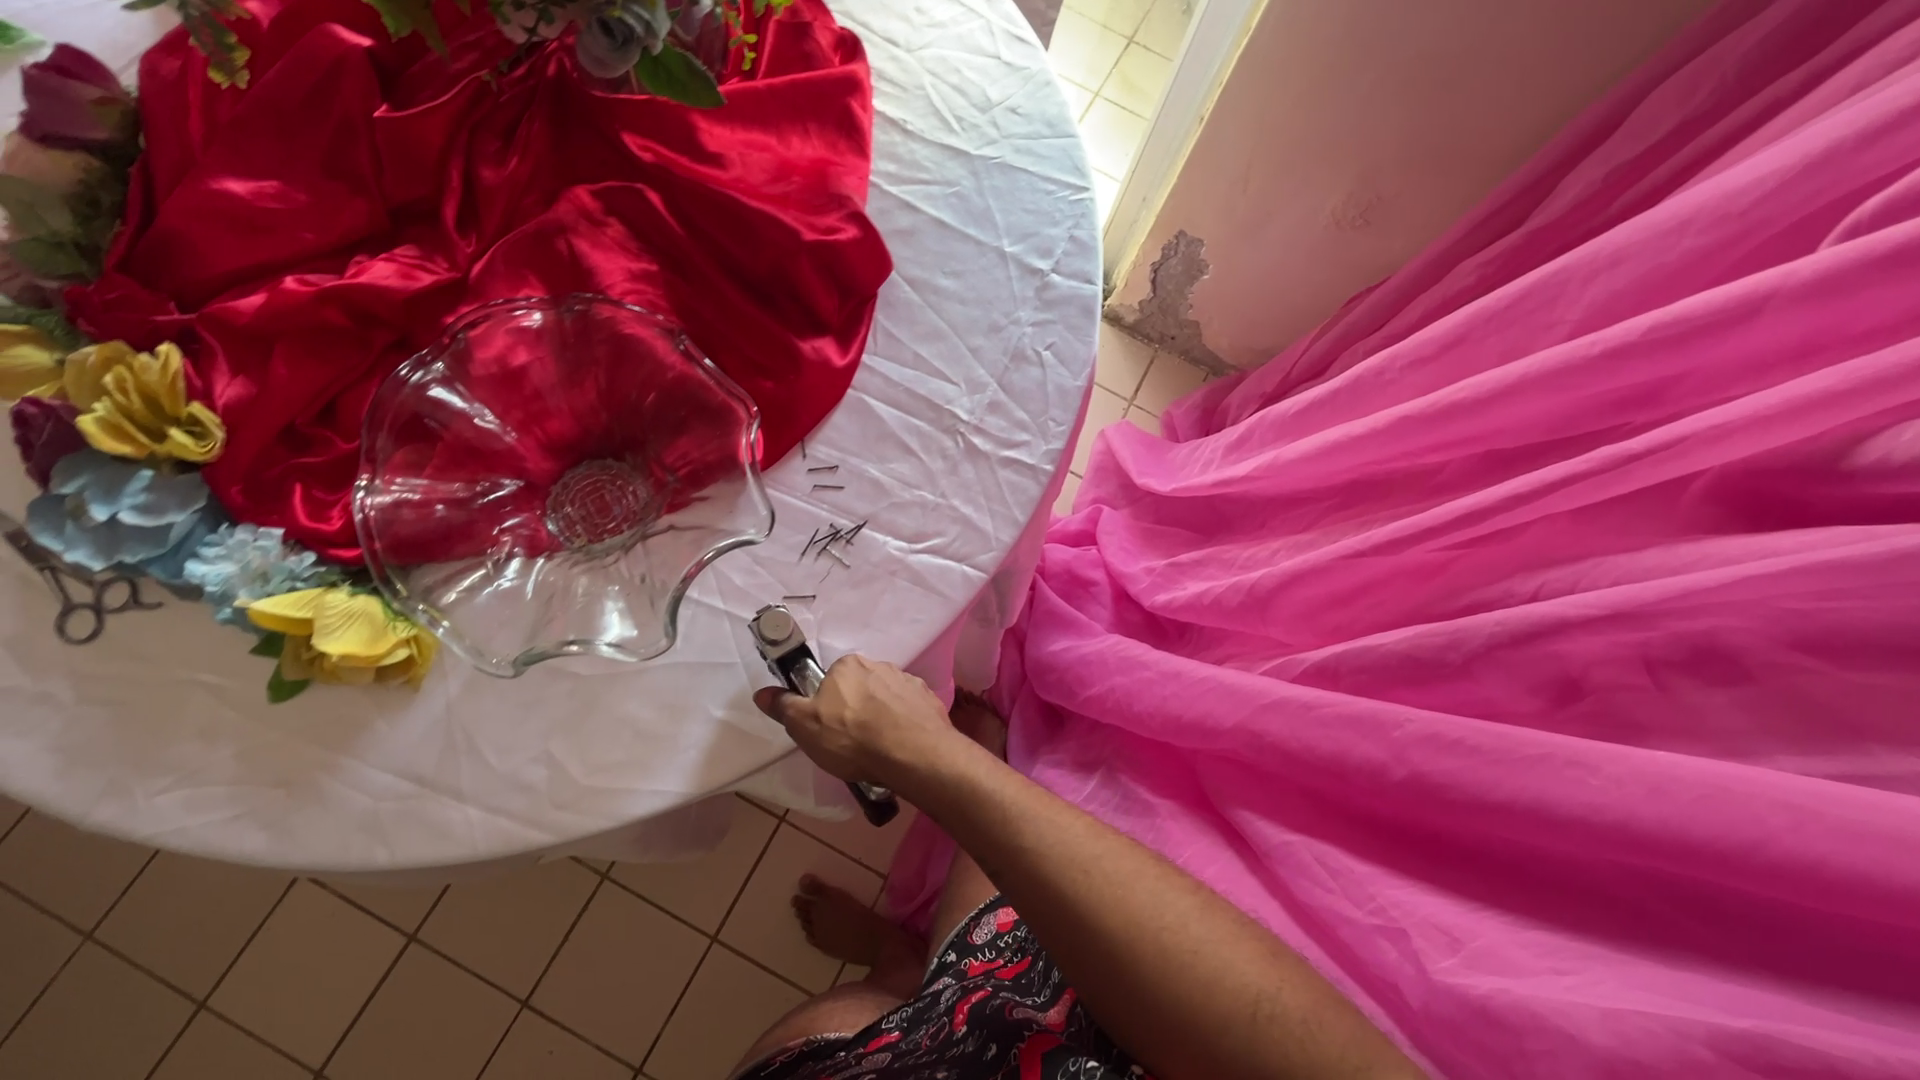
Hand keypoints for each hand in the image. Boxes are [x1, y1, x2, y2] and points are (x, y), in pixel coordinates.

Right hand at [753, 655, 960, 788]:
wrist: (913, 755)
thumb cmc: (853, 738)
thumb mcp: (805, 726)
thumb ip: (784, 706)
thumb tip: (761, 693)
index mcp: (848, 665)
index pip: (832, 680)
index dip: (828, 704)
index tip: (829, 727)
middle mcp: (880, 665)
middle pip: (860, 687)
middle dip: (856, 709)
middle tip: (852, 741)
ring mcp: (908, 682)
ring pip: (886, 698)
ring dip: (882, 716)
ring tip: (879, 748)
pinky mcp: (928, 701)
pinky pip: (909, 710)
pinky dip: (904, 724)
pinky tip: (901, 747)